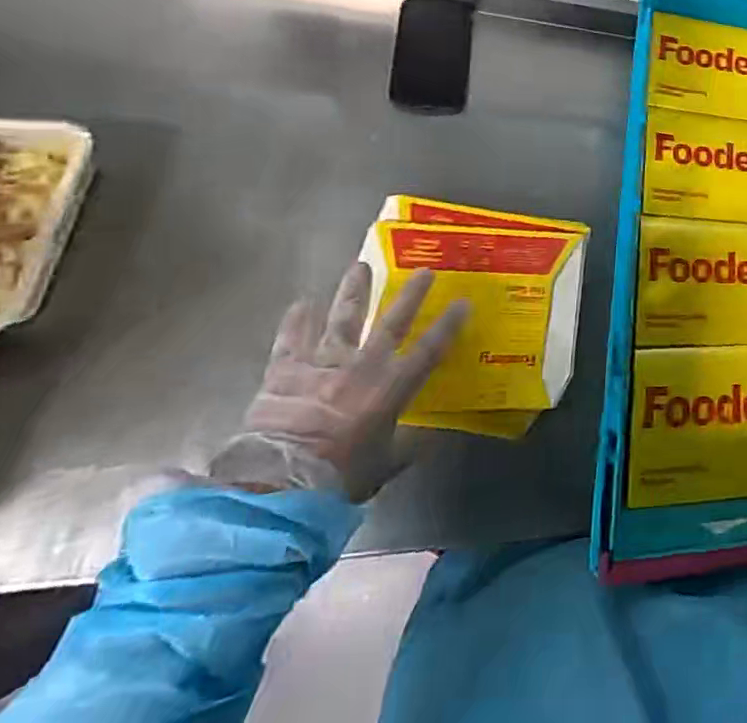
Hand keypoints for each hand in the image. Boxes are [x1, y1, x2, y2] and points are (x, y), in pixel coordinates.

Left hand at [222, 263, 469, 500]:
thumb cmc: (342, 475)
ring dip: (353, 291)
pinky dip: (297, 319)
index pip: (429, 350)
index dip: (448, 325)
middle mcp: (363, 365)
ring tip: (360, 266)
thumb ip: (409, 446)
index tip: (462, 302)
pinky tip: (303, 301)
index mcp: (392, 388)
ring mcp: (323, 362)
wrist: (283, 479)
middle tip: (424, 270)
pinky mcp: (287, 368)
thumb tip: (432, 439)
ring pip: (343, 318)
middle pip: (392, 322)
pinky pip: (292, 338)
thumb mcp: (386, 464)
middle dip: (410, 295)